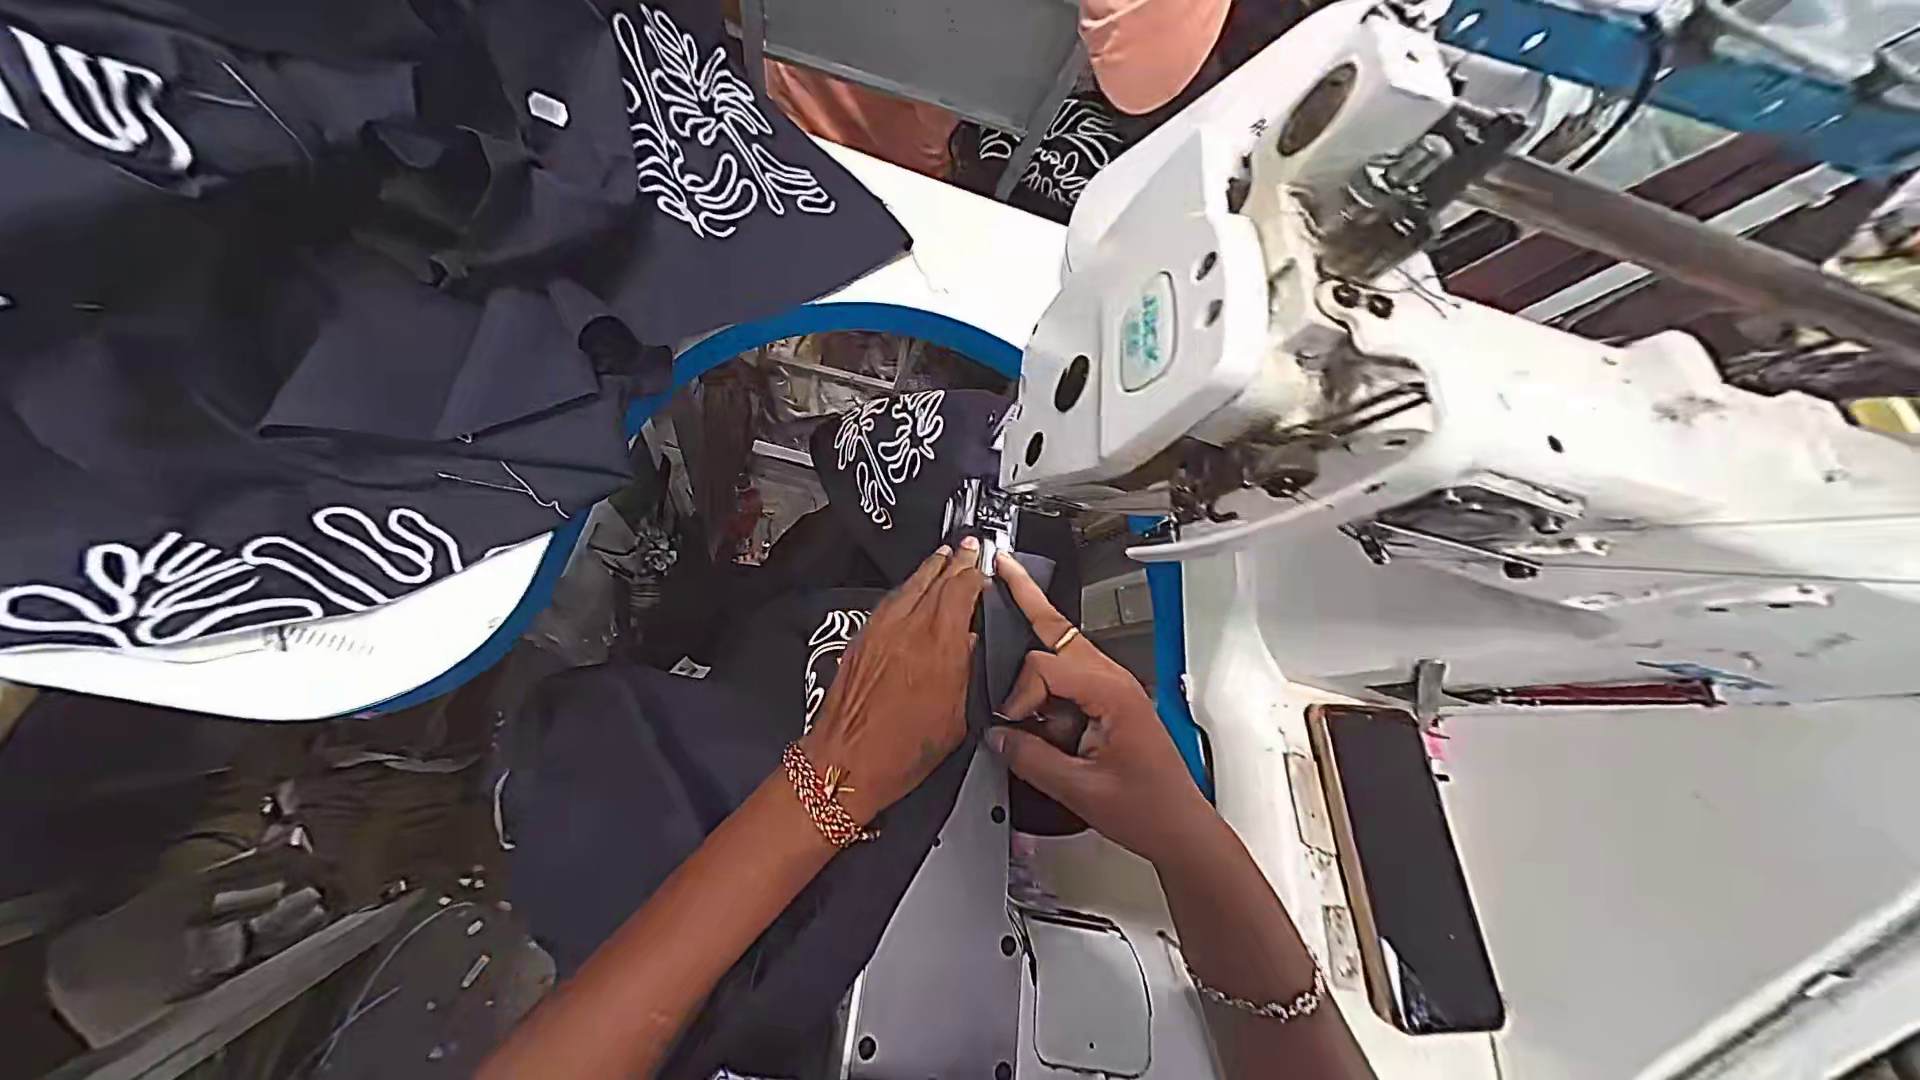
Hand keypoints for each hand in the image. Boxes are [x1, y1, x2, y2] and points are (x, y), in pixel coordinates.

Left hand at [802, 539, 986, 824]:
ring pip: (910, 584)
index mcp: (938, 647)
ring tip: (942, 556)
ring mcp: (882, 630)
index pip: (961, 591)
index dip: (974, 573)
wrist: (846, 761)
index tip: (982, 564)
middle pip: (936, 580)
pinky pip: (889, 600)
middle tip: (966, 546)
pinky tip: (912, 587)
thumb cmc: (901, 749)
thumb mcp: (957, 716)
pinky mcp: (862, 637)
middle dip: (955, 560)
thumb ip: (968, 670)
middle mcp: (908, 630)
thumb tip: (973, 643)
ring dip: (929, 567)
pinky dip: (906, 587)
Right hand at [987, 552, 1218, 865]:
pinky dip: (1044, 690)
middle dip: (1027, 597)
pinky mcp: (1106, 702)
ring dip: (1033, 657)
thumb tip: (997, 736)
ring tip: (1011, 628)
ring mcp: (1111, 689)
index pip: (1045, 666)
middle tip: (1003, 569)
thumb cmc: (1149, 808)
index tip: (1011, 725)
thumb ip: (1029, 758)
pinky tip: (1035, 716)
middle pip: (1058, 628)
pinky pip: (1067, 680)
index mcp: (1111, 692)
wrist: (1180, 827)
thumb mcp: (1079, 789)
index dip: (1019, 694)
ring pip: (1061, 651)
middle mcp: (1112, 680)